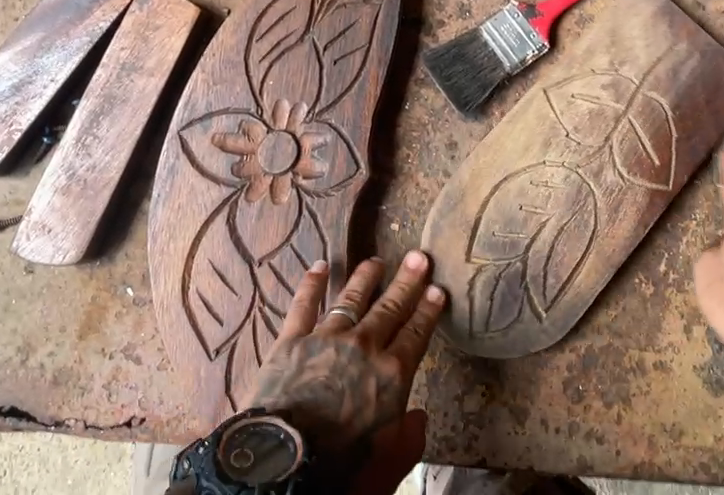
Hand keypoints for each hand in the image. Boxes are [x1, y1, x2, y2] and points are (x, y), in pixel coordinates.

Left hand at [247, 252, 446, 477]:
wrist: (285, 463)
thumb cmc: (343, 467)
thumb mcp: (390, 463)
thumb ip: (409, 437)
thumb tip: (418, 417)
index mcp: (392, 373)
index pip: (417, 333)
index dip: (428, 310)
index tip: (437, 289)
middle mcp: (365, 346)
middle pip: (391, 308)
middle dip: (407, 281)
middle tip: (418, 257)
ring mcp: (328, 339)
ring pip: (351, 299)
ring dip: (365, 278)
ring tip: (375, 261)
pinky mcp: (292, 340)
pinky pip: (304, 305)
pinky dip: (312, 284)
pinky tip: (319, 266)